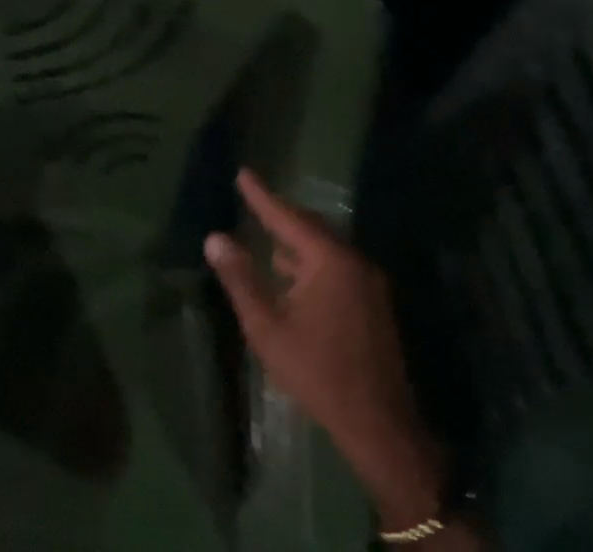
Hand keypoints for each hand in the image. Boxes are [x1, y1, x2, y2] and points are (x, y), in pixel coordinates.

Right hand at [204, 170, 446, 532]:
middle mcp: (354, 261)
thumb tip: (215, 238)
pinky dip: (311, 260)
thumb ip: (240, 278)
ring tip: (268, 233)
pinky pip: (337, 265)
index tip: (242, 172)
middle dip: (281, 214)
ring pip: (326, 247)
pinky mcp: (374, 303)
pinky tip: (292, 272)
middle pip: (312, 227)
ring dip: (297, 239)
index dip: (261, 196)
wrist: (377, 420)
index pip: (287, 217)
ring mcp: (369, 282)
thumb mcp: (266, 325)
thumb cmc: (315, 370)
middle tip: (254, 199)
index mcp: (328, 260)